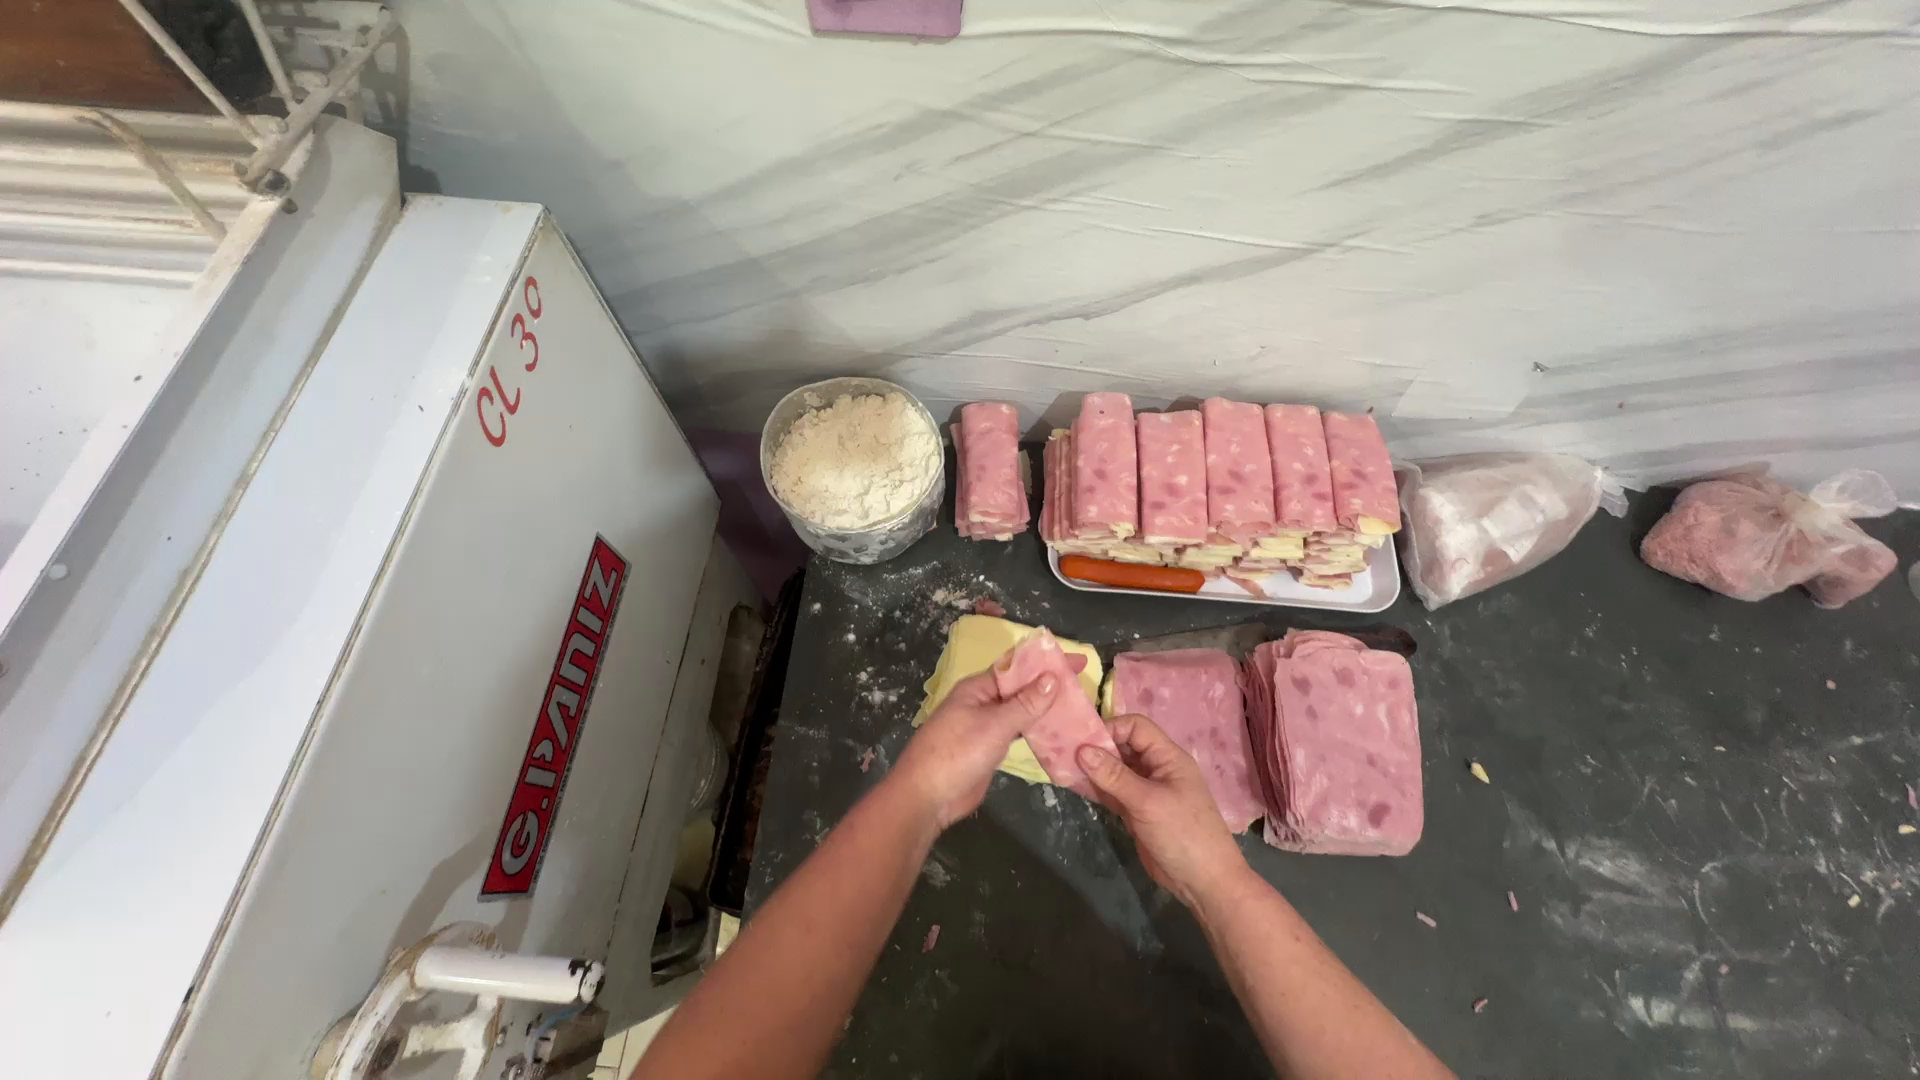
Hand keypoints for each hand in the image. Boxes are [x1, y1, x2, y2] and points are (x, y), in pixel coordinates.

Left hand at [889, 663, 1071, 830]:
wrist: (928, 797)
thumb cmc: (957, 753)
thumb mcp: (994, 724)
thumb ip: (1025, 703)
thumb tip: (1052, 677)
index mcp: (978, 687)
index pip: (1017, 666)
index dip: (1046, 661)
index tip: (1078, 660)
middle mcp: (983, 702)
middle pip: (1021, 688)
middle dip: (1050, 685)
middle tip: (1083, 685)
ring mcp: (986, 726)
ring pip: (1022, 711)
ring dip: (1046, 709)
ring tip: (1078, 707)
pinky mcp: (990, 749)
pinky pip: (1019, 732)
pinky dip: (1037, 731)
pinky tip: (1059, 733)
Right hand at [1077, 713, 1247, 908]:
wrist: (1203, 883)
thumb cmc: (1183, 834)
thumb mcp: (1147, 802)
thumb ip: (1114, 776)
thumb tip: (1082, 749)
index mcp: (1167, 758)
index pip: (1136, 728)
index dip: (1111, 729)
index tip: (1085, 742)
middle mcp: (1156, 769)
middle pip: (1123, 746)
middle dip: (1098, 748)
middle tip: (1068, 754)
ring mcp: (1146, 791)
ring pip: (1116, 770)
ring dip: (1094, 769)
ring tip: (1066, 768)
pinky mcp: (1137, 811)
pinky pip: (1113, 792)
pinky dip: (1097, 788)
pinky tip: (1076, 787)